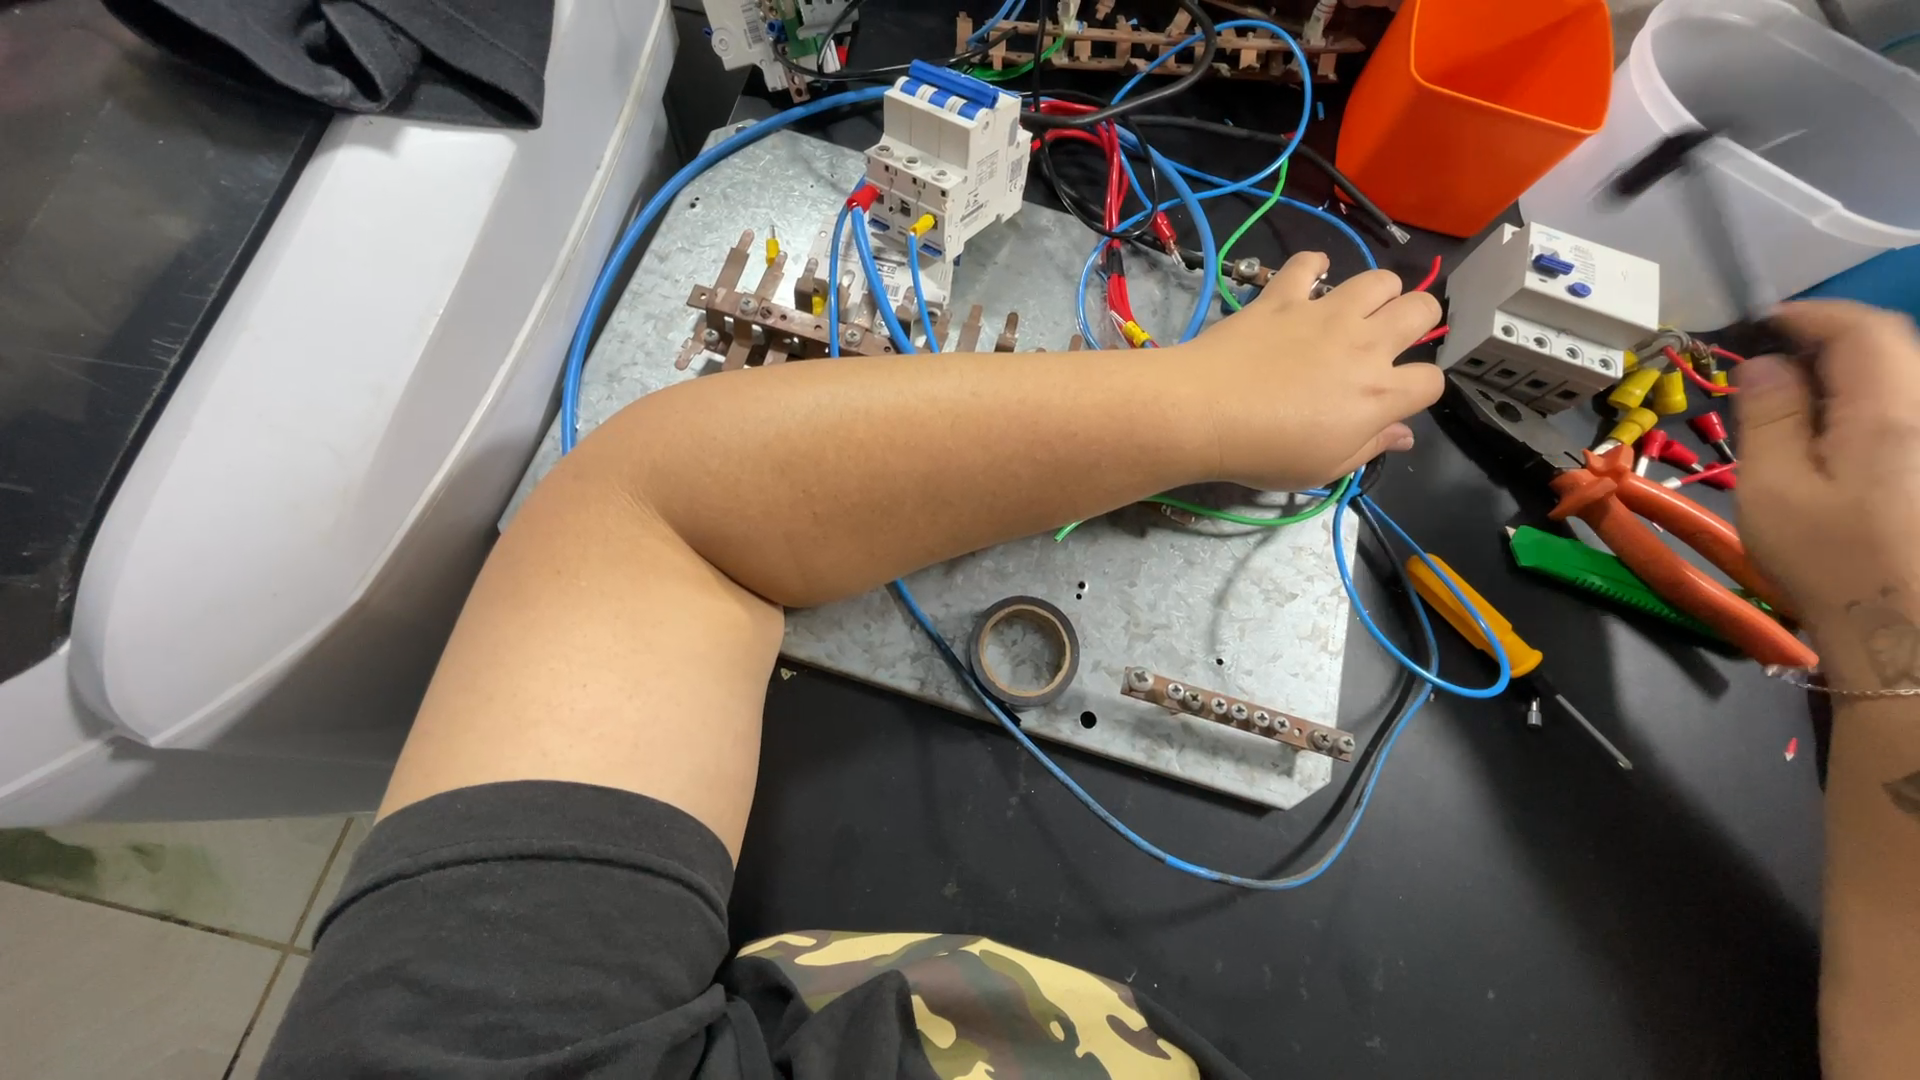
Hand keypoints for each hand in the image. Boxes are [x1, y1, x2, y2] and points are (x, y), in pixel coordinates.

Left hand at [1169, 251, 1444, 489]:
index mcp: (1378, 394)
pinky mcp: (1282, 298)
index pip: (1431, 380)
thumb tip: (1403, 435)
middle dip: (1416, 321)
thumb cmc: (1262, 452)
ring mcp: (1323, 314)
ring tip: (1354, 312)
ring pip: (1379, 279)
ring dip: (1377, 292)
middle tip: (1386, 340)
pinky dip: (1313, 266)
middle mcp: (1363, 345)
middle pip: (1422, 310)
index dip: (1420, 389)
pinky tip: (1309, 278)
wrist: (1202, 413)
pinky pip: (1308, 263)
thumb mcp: (1321, 469)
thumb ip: (1368, 448)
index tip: (1395, 397)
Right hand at [1737, 301, 1919, 687]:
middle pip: (1895, 349)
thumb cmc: (1826, 556)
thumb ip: (1770, 418)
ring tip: (1795, 390)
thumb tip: (1768, 364)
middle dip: (1832, 339)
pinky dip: (1866, 399)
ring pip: (1904, 379)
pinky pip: (1905, 409)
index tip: (1765, 321)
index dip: (1813, 314)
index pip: (1864, 332)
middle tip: (1772, 354)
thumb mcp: (1774, 488)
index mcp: (1887, 414)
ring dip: (1849, 370)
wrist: (1904, 622)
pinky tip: (1833, 426)